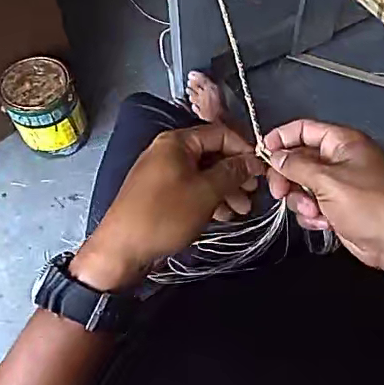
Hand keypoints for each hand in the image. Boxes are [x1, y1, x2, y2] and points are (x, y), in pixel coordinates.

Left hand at [74, 123, 263, 289]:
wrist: (121, 251)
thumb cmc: (164, 216)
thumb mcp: (206, 192)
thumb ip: (232, 172)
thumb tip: (252, 161)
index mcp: (177, 142)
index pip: (220, 134)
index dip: (244, 150)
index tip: (261, 170)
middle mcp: (169, 152)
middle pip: (213, 154)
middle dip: (236, 174)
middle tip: (253, 193)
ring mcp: (163, 174)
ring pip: (204, 174)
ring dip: (226, 190)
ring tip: (243, 210)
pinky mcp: (161, 195)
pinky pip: (192, 189)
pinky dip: (210, 199)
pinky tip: (224, 215)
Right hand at [262, 119, 383, 269]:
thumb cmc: (370, 207)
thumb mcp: (327, 181)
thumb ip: (297, 166)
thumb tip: (276, 155)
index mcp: (344, 142)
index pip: (305, 129)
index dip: (282, 138)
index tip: (263, 152)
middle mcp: (342, 159)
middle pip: (300, 159)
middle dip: (288, 177)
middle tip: (280, 192)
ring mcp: (341, 184)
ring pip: (303, 185)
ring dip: (301, 201)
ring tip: (313, 212)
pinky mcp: (340, 206)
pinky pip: (313, 204)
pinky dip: (313, 215)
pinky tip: (324, 223)